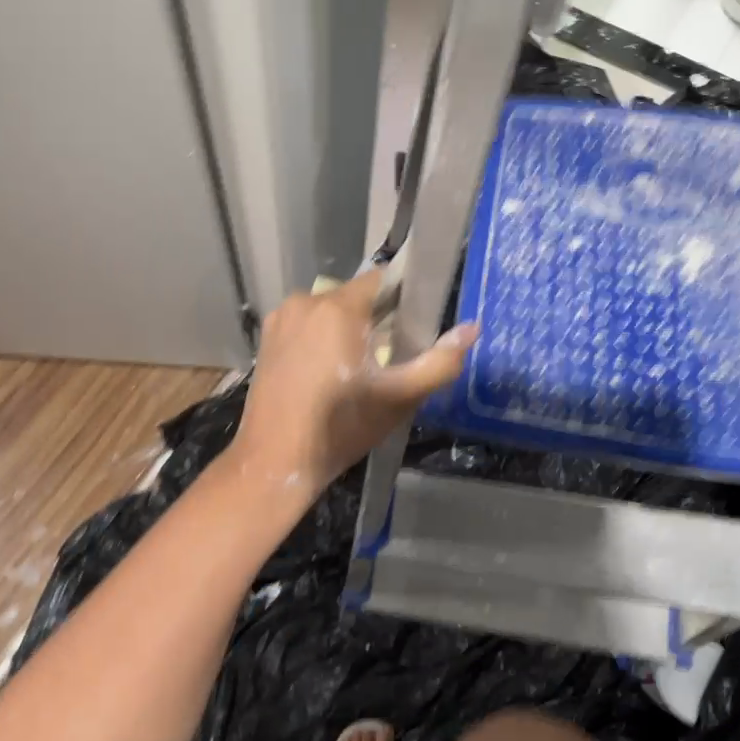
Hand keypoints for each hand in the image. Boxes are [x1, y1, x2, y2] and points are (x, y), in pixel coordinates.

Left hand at [233, 270, 477, 497]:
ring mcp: (280, 319)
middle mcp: (305, 302)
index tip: (417, 323)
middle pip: (354, 297)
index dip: (403, 297)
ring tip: (360, 369)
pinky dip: (321, 340)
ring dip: (347, 330)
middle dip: (375, 319)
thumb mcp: (398, 399)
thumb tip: (473, 328)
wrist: (274, 461)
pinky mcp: (267, 339)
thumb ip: (440, 362)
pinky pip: (306, 326)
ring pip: (328, 311)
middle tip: (390, 357)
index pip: (380, 279)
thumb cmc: (340, 427)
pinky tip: (329, 373)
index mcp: (337, 308)